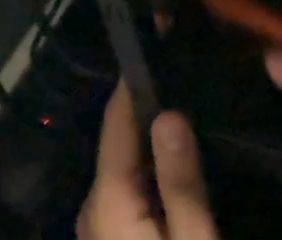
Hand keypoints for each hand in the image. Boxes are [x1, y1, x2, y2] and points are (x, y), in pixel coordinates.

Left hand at [78, 82, 219, 239]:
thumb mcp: (190, 239)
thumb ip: (179, 182)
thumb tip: (169, 115)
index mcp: (106, 197)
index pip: (115, 121)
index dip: (137, 87)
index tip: (162, 59)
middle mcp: (91, 204)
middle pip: (119, 144)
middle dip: (149, 118)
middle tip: (186, 93)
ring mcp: (95, 223)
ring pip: (123, 169)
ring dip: (150, 149)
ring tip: (188, 125)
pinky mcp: (106, 238)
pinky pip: (125, 193)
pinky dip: (146, 178)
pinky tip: (174, 174)